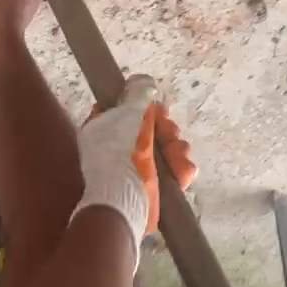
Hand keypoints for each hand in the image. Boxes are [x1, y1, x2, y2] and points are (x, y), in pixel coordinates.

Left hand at [71, 75, 197, 258]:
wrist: (125, 205)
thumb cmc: (122, 156)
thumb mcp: (130, 117)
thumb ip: (139, 97)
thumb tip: (144, 82)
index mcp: (103, 127)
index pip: (127, 108)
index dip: (146, 107)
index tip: (159, 111)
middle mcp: (116, 146)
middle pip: (151, 127)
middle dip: (166, 131)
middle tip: (169, 136)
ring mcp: (134, 167)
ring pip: (165, 148)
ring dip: (177, 150)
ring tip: (178, 158)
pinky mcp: (151, 186)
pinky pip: (171, 170)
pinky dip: (179, 170)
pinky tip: (183, 173)